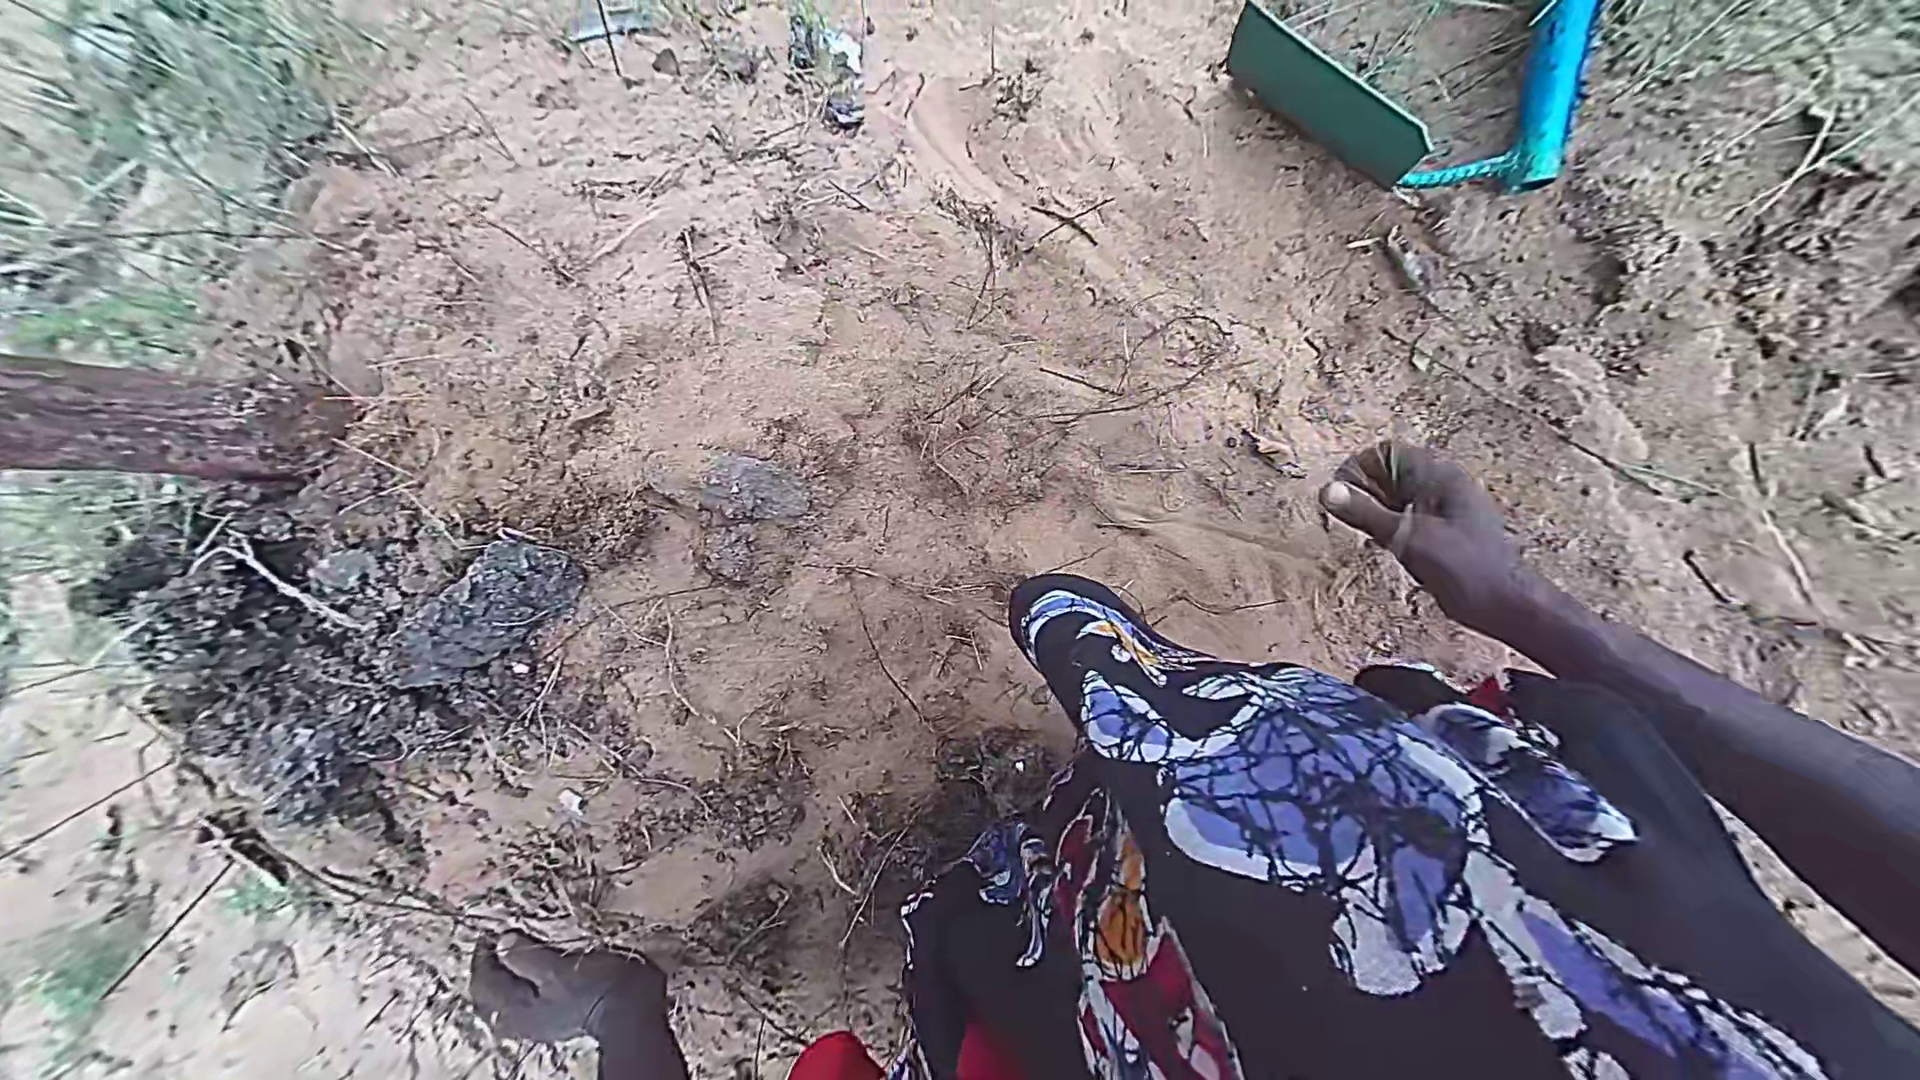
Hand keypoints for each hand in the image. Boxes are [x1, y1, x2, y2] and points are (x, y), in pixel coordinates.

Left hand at [469, 931, 668, 1043]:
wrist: (628, 1007)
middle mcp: (518, 1019)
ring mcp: (536, 1022)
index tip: (490, 931)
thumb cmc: (595, 983)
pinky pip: (522, 1002)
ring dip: (502, 980)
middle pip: (489, 996)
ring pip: (504, 1001)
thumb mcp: (559, 967)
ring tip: (509, 958)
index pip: (484, 982)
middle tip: (494, 944)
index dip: (484, 955)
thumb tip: (503, 941)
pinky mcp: (554, 1018)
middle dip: (488, 970)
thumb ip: (527, 957)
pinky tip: (529, 978)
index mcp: (515, 1007)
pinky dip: (518, 987)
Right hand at [1319, 442, 1529, 633]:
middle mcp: (1441, 486)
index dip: (1358, 470)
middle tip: (1351, 515)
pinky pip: (1400, 515)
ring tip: (1367, 531)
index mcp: (1440, 477)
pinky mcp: (1437, 529)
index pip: (1386, 452)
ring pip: (1391, 494)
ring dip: (1371, 509)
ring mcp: (1440, 508)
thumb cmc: (1466, 566)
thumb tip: (1328, 491)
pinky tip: (1382, 543)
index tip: (1343, 495)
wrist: (1503, 604)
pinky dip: (1383, 524)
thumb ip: (1365, 512)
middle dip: (1362, 491)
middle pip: (1386, 472)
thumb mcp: (1406, 536)